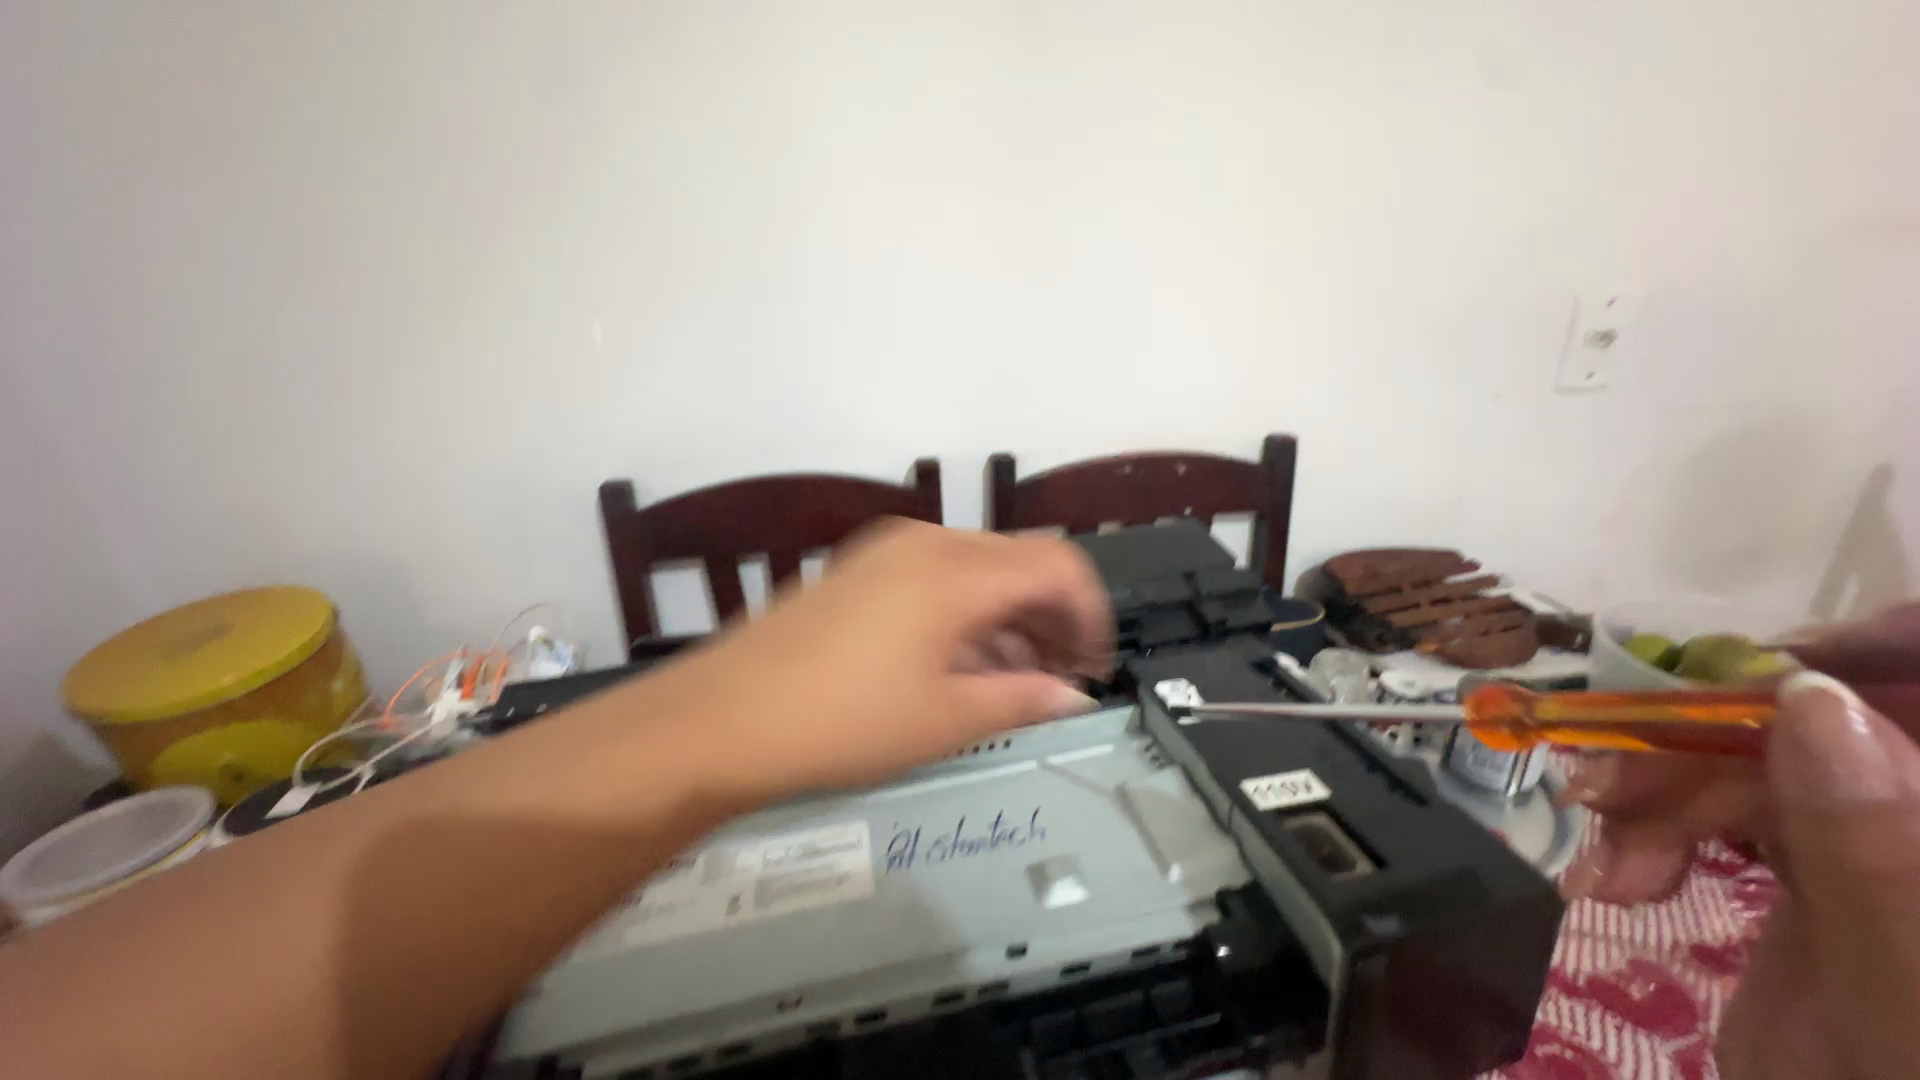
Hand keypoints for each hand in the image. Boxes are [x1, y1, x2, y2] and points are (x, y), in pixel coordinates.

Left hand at [663, 519, 1111, 798]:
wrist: (719, 718)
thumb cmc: (842, 721)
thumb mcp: (944, 719)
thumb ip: (1021, 699)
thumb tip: (1073, 697)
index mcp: (955, 571)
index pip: (1056, 566)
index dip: (1090, 614)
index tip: (1093, 667)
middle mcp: (925, 543)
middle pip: (1017, 563)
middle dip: (1050, 618)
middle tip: (1059, 680)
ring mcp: (885, 553)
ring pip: (976, 571)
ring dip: (1008, 620)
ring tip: (1013, 683)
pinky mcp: (858, 572)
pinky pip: (935, 580)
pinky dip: (965, 615)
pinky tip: (960, 667)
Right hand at [1562, 603, 1919, 1079]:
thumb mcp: (1896, 1003)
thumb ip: (1873, 855)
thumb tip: (1808, 697)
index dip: (1875, 649)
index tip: (1757, 667)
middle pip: (1823, 723)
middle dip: (1697, 749)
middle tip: (1607, 793)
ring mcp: (1877, 838)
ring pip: (1752, 759)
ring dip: (1655, 797)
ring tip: (1607, 865)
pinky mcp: (1812, 864)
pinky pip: (1722, 806)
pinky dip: (1652, 829)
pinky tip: (1617, 878)